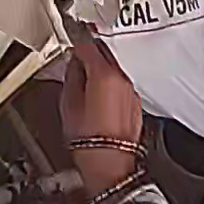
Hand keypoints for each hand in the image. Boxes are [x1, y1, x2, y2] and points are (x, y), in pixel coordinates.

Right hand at [60, 34, 143, 199]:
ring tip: (86, 73)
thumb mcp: (68, 102)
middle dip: (90, 49)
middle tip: (76, 51)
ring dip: (101, 64)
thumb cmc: (88, 139)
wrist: (110, 166)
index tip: (70, 37)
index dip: (76, 40)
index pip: (88, 45)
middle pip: (105, 51)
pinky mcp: (135, 103)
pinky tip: (98, 90)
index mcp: (104, 74)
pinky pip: (120, 82)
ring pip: (114, 66)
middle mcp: (122, 78)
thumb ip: (72, 75)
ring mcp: (131, 91)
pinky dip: (110, 80)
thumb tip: (74, 64)